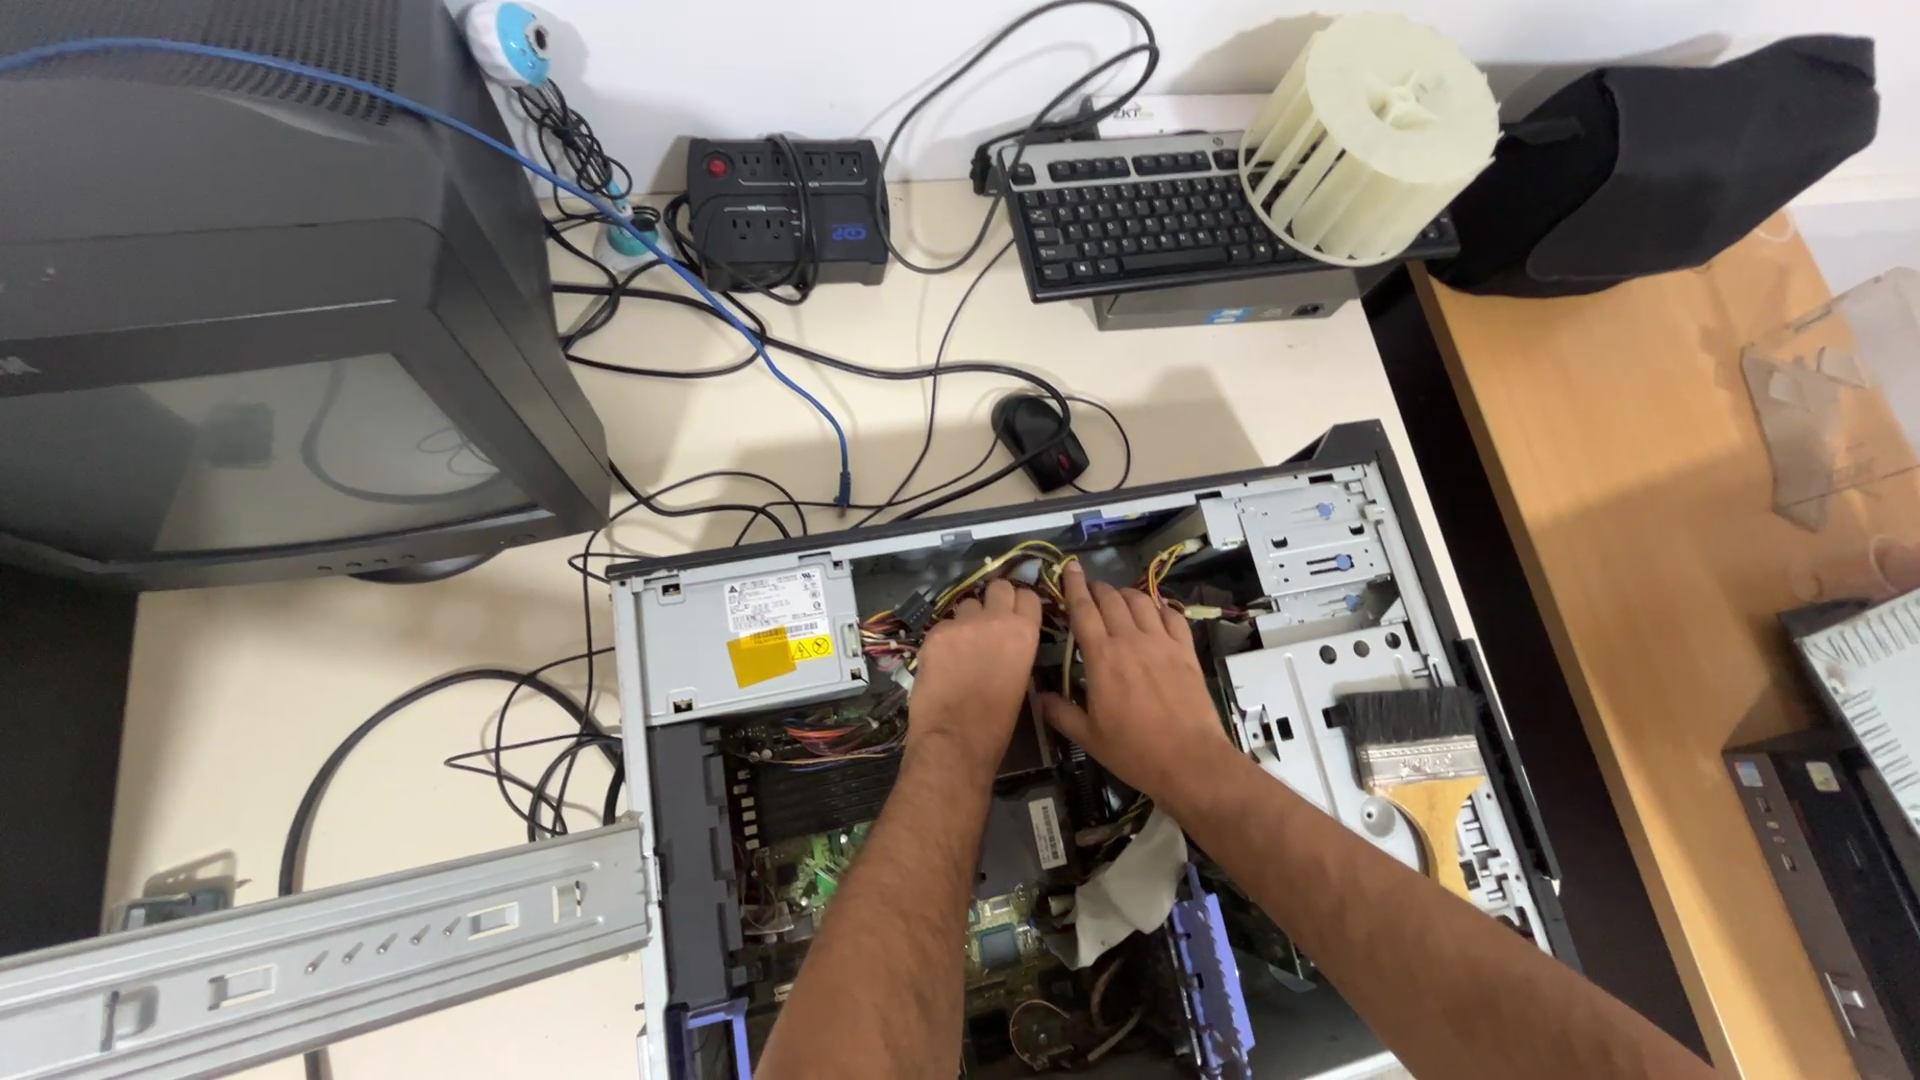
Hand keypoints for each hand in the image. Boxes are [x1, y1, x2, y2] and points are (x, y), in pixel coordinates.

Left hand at [907, 579, 1041, 784]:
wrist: (956, 738)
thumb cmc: (997, 722)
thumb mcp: (1020, 679)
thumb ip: (1016, 650)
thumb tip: (1006, 642)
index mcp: (1024, 633)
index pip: (1027, 596)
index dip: (1020, 604)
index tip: (1015, 613)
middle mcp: (995, 619)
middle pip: (998, 587)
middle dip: (994, 600)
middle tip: (988, 620)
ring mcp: (962, 623)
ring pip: (967, 605)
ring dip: (967, 619)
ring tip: (962, 645)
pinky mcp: (935, 633)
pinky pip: (943, 625)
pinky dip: (944, 638)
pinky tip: (942, 660)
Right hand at [1040, 561, 1233, 806]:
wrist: (1189, 761)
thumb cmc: (1134, 751)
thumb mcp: (1088, 737)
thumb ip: (1061, 712)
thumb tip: (1039, 696)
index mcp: (1102, 657)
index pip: (1083, 609)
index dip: (1073, 586)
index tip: (1069, 569)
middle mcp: (1131, 640)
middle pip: (1111, 599)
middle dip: (1097, 588)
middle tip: (1089, 590)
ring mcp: (1162, 643)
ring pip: (1141, 601)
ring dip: (1125, 594)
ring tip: (1117, 599)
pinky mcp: (1186, 651)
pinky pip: (1172, 616)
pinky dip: (1159, 608)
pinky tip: (1154, 613)